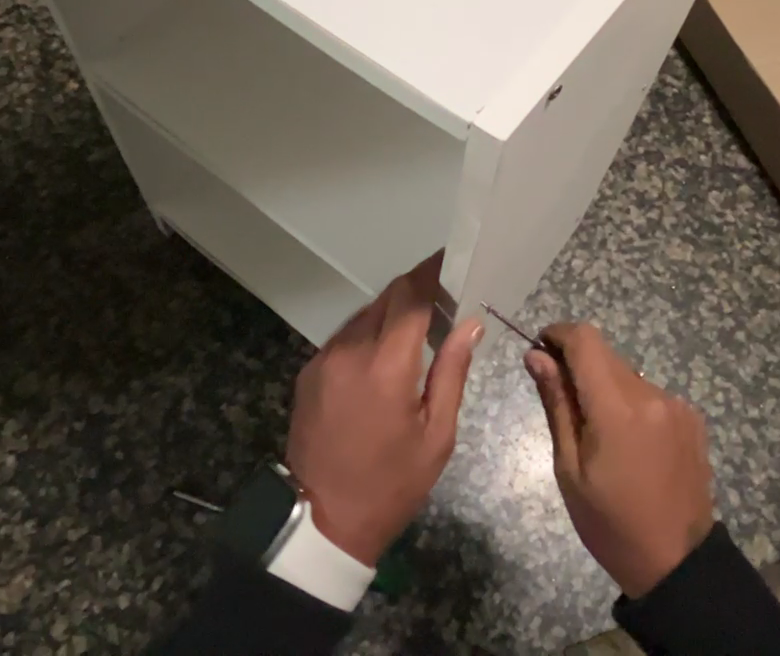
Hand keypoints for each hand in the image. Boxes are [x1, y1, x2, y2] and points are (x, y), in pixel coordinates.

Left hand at [285, 252, 483, 565]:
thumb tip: (470, 323)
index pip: (411, 298)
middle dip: (416, 287)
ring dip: (392, 310)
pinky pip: (346, 336)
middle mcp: (350, 350)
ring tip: (421, 319)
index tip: (453, 260)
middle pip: (386, 298)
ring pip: (365, 315)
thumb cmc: (391, 483)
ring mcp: (324, 359)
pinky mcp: (309, 370)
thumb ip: (452, 372)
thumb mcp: (437, 436)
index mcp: (386, 366)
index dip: (432, 273)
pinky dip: (370, 331)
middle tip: (445, 289)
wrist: (322, 519)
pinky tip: (387, 348)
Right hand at [526, 322, 713, 598]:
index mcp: (618, 408)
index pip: (585, 340)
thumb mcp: (569, 468)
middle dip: (577, 363)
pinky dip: (629, 402)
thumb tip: (535, 355)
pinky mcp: (692, 418)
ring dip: (604, 385)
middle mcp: (652, 394)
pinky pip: (649, 394)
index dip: (558, 334)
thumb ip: (556, 403)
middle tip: (558, 396)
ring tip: (594, 431)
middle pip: (605, 354)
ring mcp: (677, 405)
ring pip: (626, 373)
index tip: (539, 349)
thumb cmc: (610, 523)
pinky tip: (627, 442)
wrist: (677, 564)